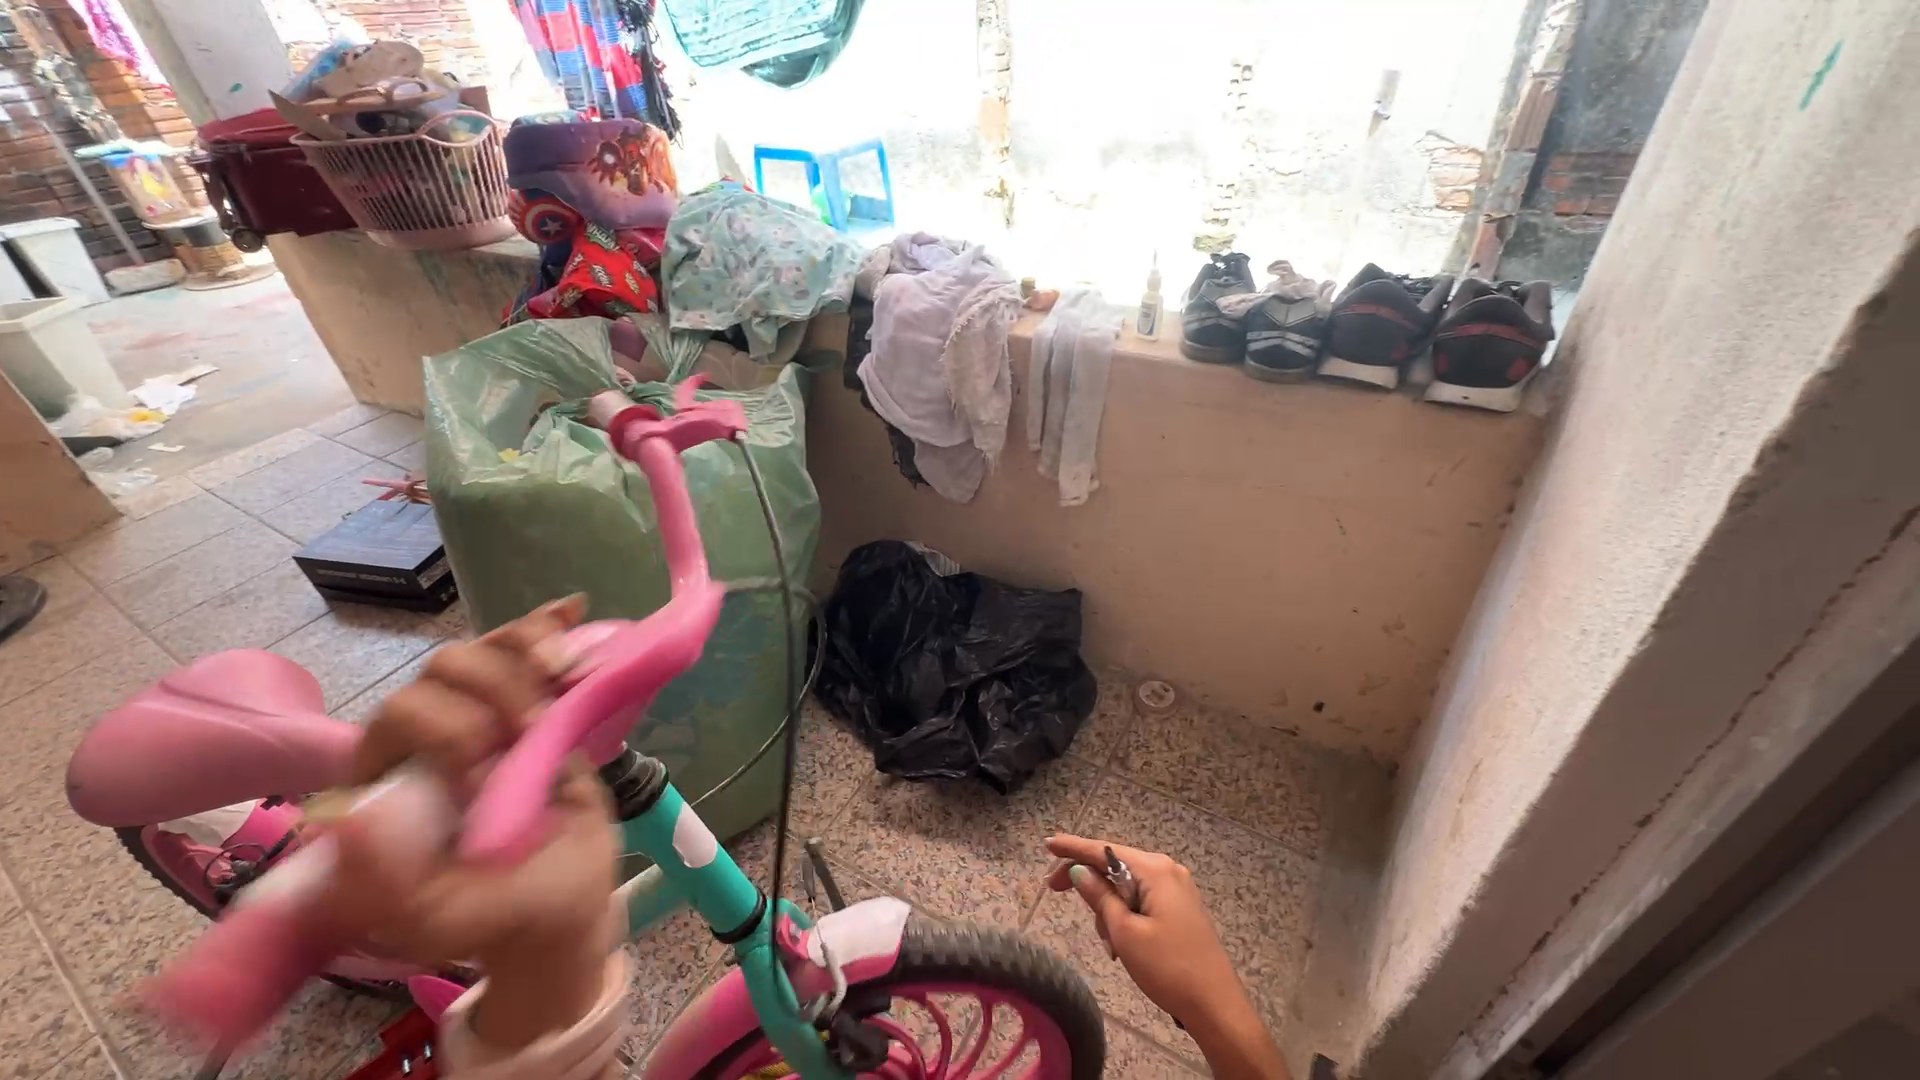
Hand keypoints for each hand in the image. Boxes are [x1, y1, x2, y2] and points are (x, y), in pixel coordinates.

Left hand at [323, 595, 618, 1050]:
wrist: (570, 898)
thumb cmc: (501, 914)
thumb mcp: (438, 919)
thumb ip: (383, 885)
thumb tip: (344, 811)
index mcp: (389, 782)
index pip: (399, 716)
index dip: (450, 730)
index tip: (489, 773)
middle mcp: (431, 739)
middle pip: (445, 670)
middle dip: (498, 689)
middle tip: (534, 730)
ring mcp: (487, 715)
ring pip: (490, 650)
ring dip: (529, 651)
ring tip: (565, 672)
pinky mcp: (535, 704)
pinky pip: (533, 650)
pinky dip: (551, 627)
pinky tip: (572, 611)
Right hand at [1046, 834, 1288, 1079]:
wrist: (1217, 1007)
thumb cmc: (1168, 968)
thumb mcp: (1125, 933)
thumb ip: (1099, 897)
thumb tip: (1079, 870)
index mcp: (1155, 870)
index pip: (1104, 850)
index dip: (1073, 848)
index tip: (1047, 844)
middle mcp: (1167, 870)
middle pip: (1115, 865)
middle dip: (1088, 882)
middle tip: (1054, 890)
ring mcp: (1177, 889)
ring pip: (1127, 886)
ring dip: (1109, 908)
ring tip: (1110, 944)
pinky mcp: (1181, 908)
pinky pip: (1142, 899)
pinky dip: (1126, 914)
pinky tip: (1121, 943)